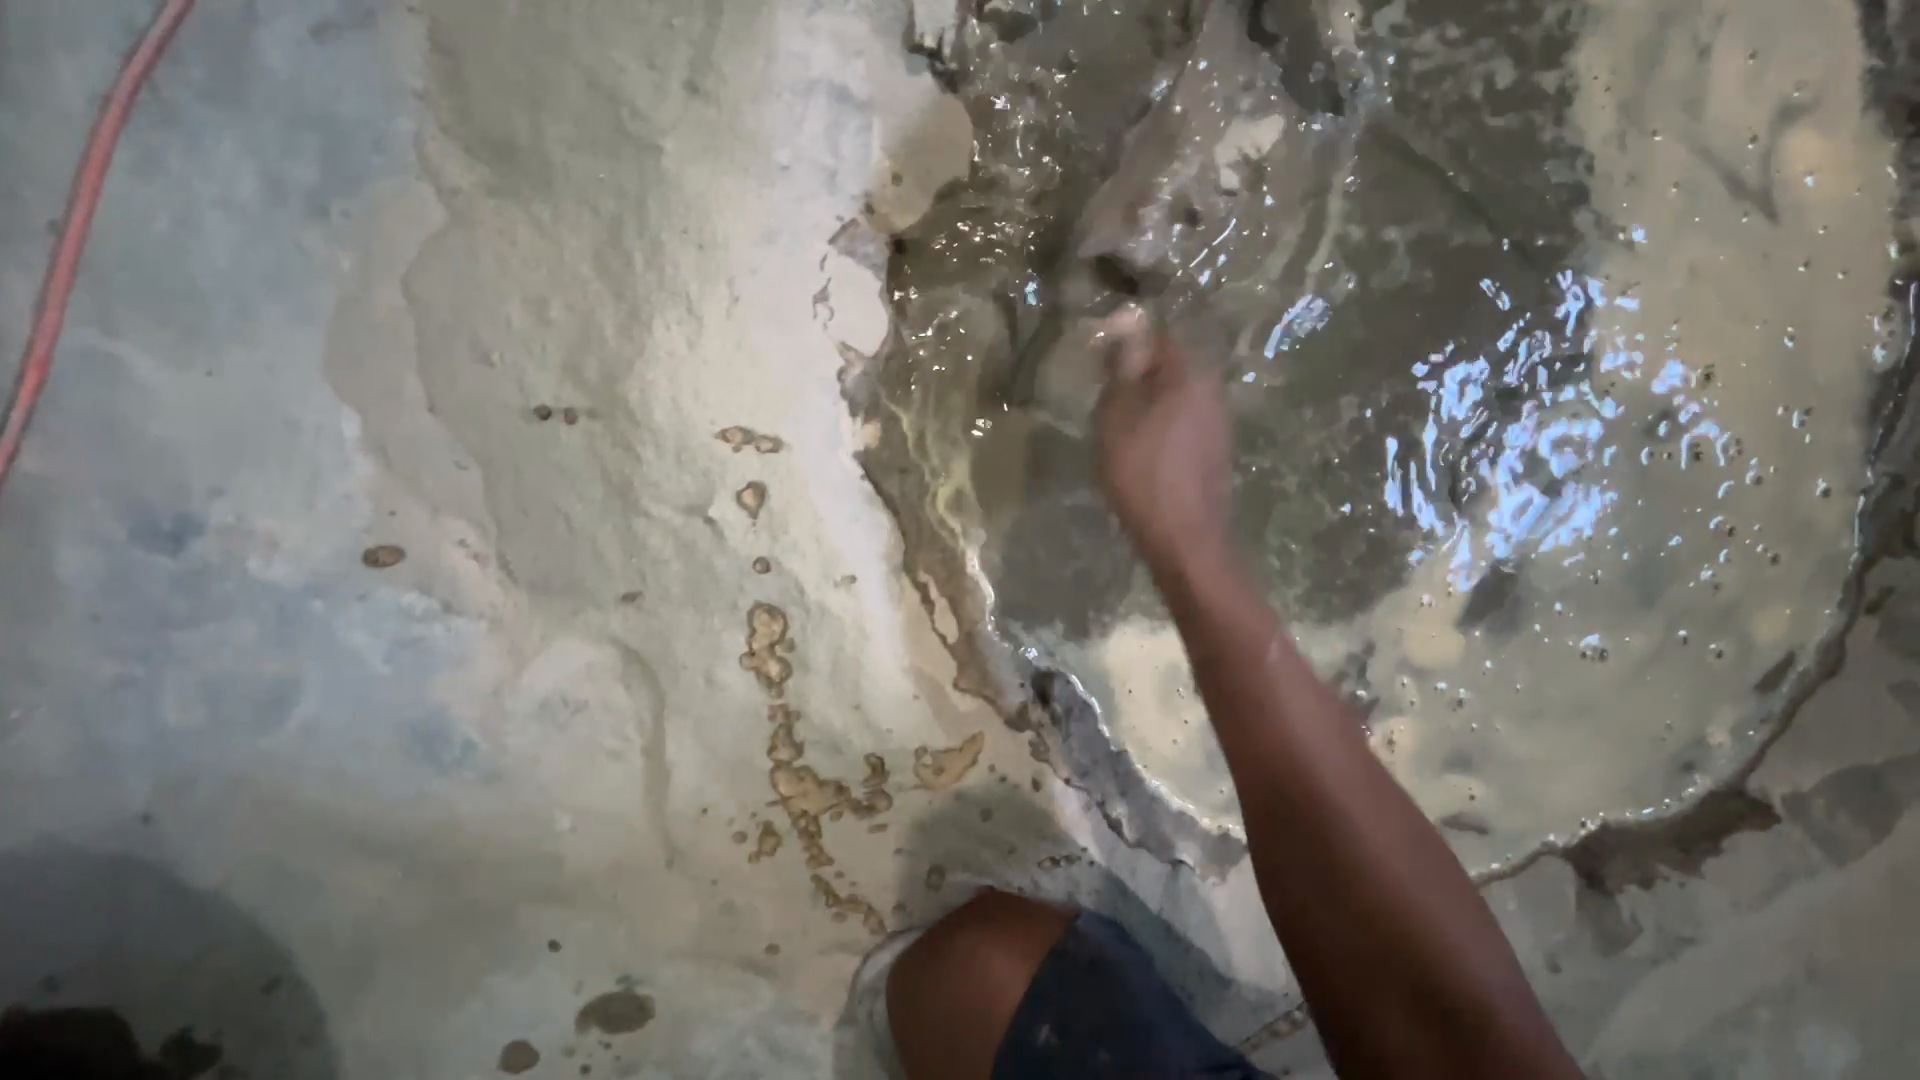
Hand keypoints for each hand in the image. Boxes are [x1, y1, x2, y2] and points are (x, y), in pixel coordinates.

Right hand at [1092, 311, 1233, 577]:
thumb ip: (1122, 369)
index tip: (1101, 359)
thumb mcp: (1117, 416)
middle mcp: (1213, 391)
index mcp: (1190, 374)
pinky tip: (1141, 452)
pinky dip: (1160, 428)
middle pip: (1171, 367)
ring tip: (1118, 427)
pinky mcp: (1216, 453)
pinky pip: (1183, 424)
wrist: (1184, 539)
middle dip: (1138, 375)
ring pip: (1177, 397)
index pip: (1160, 335)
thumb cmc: (1142, 473)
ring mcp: (1219, 424)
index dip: (1128, 340)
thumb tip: (1125, 327)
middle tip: (1105, 397)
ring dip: (1149, 404)